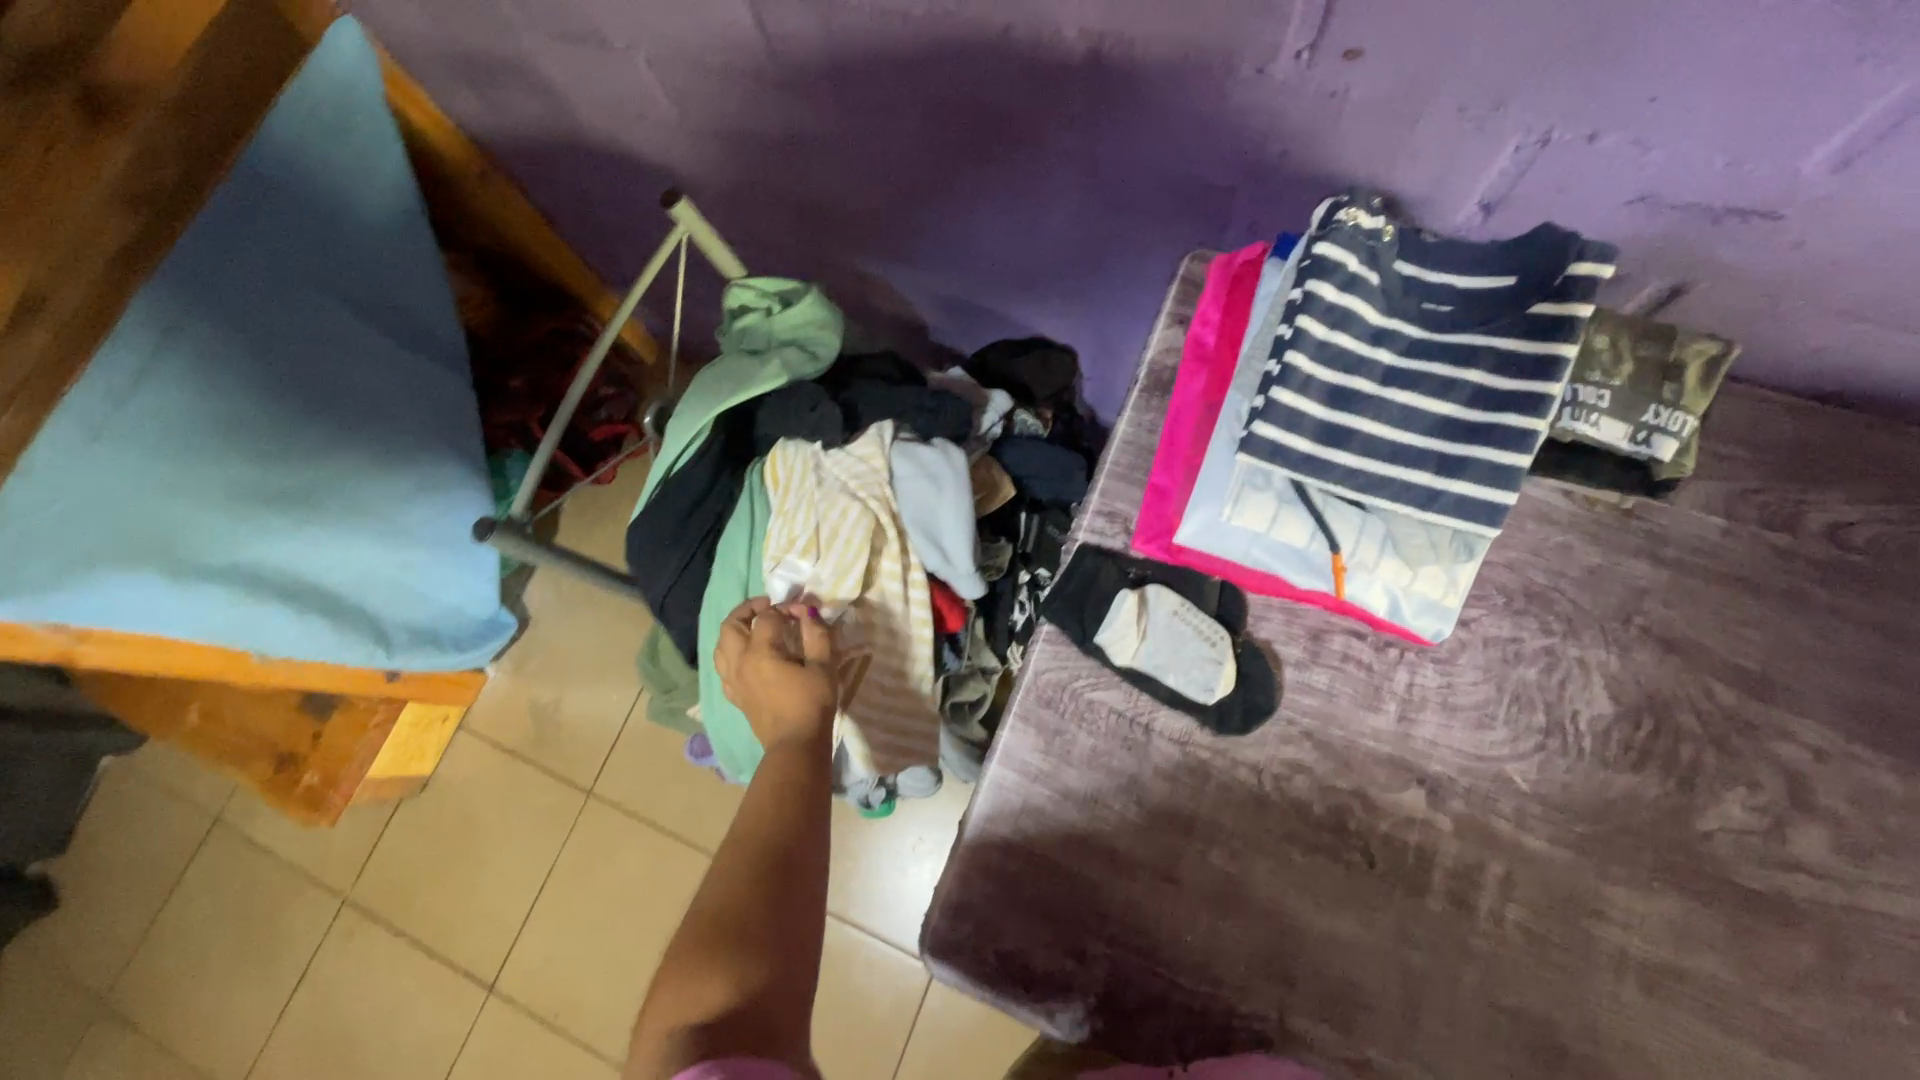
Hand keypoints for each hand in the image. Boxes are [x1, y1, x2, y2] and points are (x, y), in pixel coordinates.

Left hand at [713, 597, 837, 751]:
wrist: (796, 745)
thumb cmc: (812, 704)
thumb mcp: (823, 666)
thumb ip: (816, 634)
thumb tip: (807, 612)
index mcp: (760, 652)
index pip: (767, 617)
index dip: (786, 608)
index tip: (804, 613)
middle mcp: (739, 662)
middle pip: (731, 625)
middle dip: (748, 610)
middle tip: (767, 606)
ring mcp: (732, 680)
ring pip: (720, 646)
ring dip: (734, 631)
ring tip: (752, 628)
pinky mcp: (734, 695)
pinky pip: (723, 668)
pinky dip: (731, 655)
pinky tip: (746, 658)